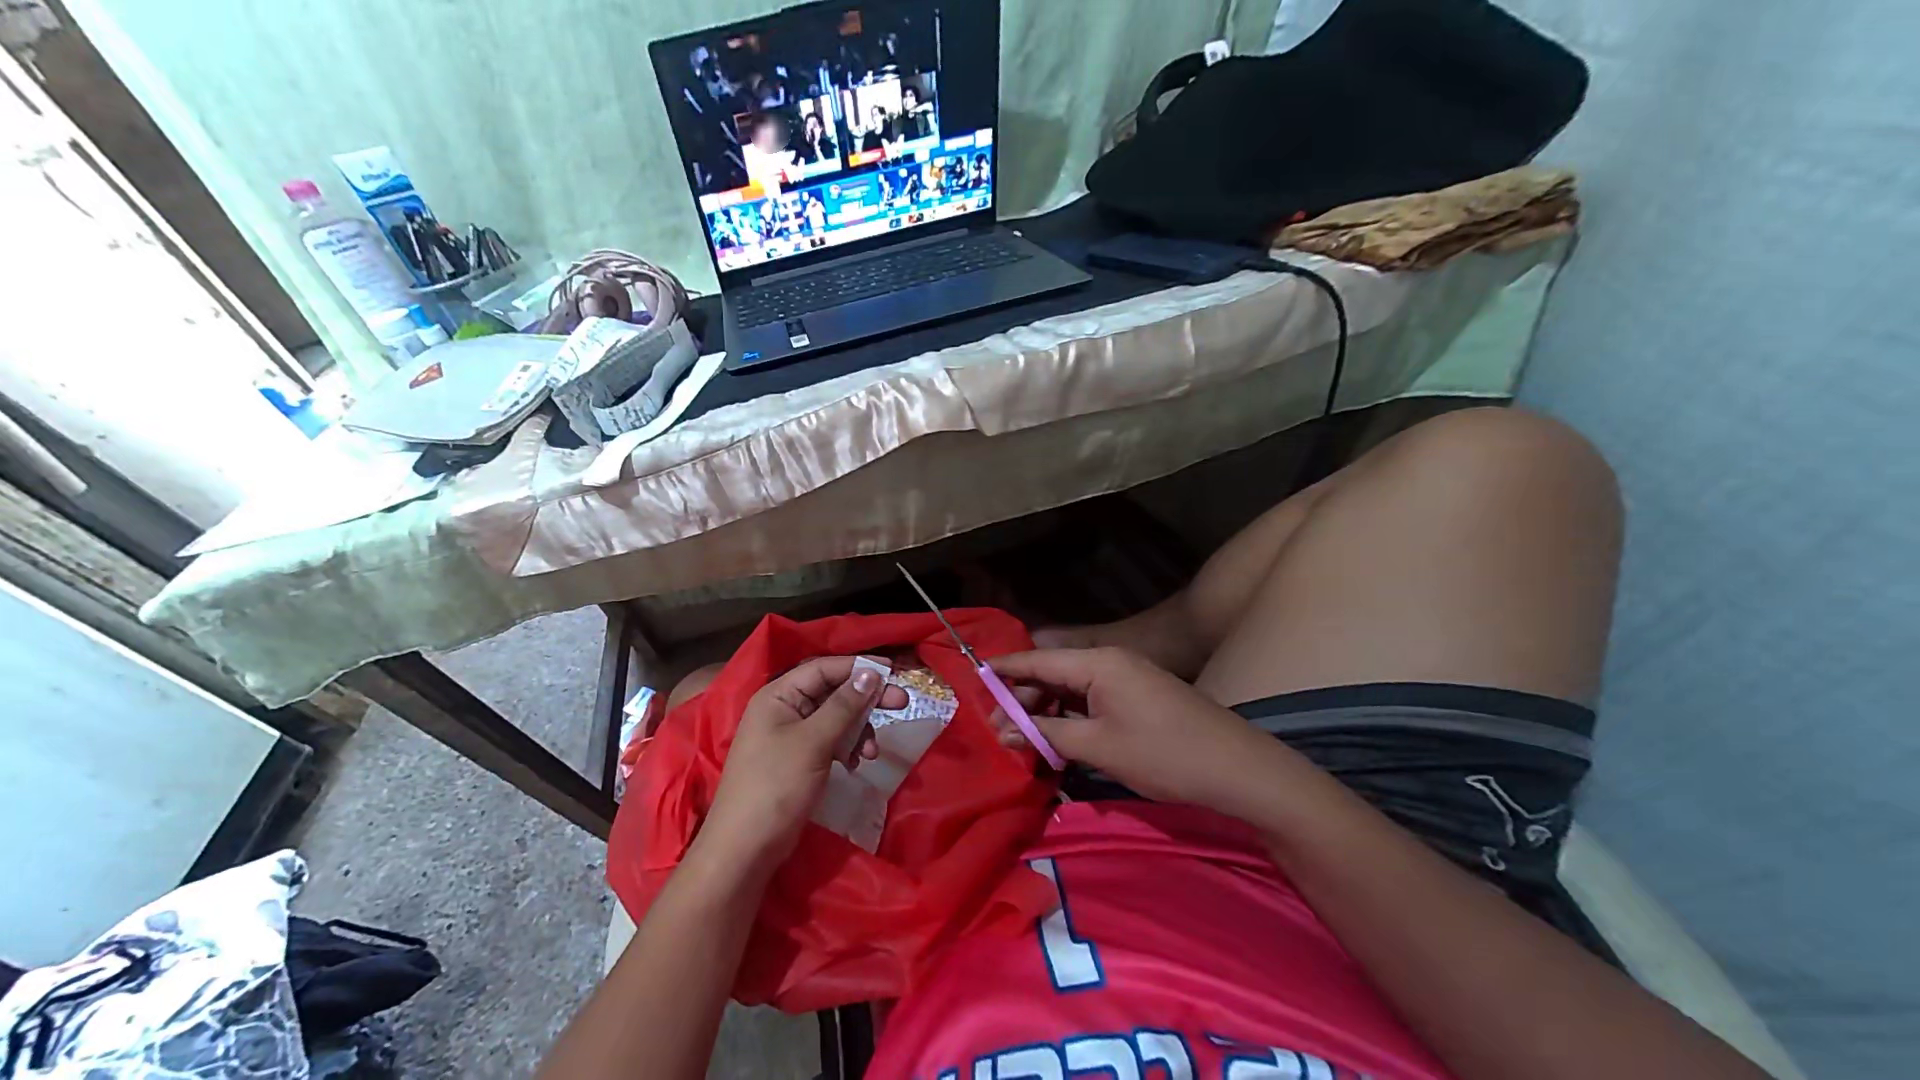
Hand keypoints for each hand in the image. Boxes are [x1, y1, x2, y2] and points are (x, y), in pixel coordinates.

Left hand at [701, 656, 907, 867]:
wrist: (746, 847)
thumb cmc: (776, 785)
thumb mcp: (814, 741)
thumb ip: (844, 705)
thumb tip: (870, 673)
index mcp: (778, 695)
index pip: (824, 668)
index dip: (859, 667)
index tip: (894, 672)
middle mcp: (783, 709)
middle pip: (832, 691)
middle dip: (865, 699)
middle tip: (900, 703)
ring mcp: (790, 735)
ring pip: (835, 718)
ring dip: (858, 729)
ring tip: (872, 752)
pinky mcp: (798, 758)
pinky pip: (830, 740)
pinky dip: (847, 748)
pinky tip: (857, 764)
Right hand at [988, 647, 1275, 810]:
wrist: (1238, 768)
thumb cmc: (1163, 754)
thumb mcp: (1097, 747)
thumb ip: (1046, 734)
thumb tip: (1005, 731)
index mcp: (1098, 662)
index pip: (1036, 660)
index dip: (1002, 671)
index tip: (970, 682)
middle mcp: (1110, 660)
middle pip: (1052, 673)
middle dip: (1023, 700)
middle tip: (1000, 733)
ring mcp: (1127, 678)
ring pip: (1071, 689)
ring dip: (1047, 712)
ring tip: (1025, 741)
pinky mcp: (1139, 696)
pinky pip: (1092, 700)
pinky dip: (1072, 718)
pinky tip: (1058, 741)